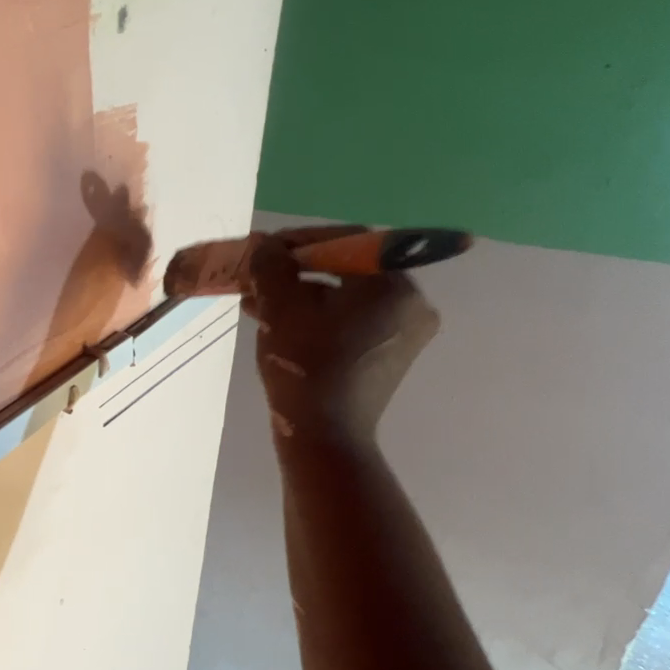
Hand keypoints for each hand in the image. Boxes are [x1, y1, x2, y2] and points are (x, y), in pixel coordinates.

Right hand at [242, 227, 440, 443]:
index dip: (300, 239)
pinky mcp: (390, 352)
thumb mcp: (279, 307)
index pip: (348, 241)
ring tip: (258, 302)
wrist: (326, 429)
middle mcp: (411, 303)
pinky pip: (352, 317)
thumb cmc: (304, 363)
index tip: (262, 248)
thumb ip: (271, 266)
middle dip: (297, 269)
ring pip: (346, 295)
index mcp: (393, 286)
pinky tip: (281, 322)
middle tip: (258, 276)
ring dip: (301, 292)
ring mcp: (405, 330)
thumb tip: (264, 244)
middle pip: (348, 269)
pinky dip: (317, 314)